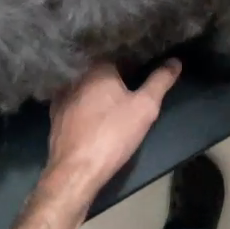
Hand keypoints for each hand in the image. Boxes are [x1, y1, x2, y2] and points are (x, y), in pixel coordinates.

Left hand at [44, 61, 181, 203]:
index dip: (133, 68)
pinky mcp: (54, 117)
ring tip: (111, 109)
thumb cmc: (113, 134)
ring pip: (85, 89)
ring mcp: (62, 98)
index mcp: (97, 70)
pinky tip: (92, 122)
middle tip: (130, 97)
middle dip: (114, 82)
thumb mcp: (145, 107)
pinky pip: (74, 105)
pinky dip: (83, 109)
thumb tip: (175, 60)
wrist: (76, 170)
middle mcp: (76, 78)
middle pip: (100, 74)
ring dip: (97, 96)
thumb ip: (160, 81)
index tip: (142, 80)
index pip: (118, 59)